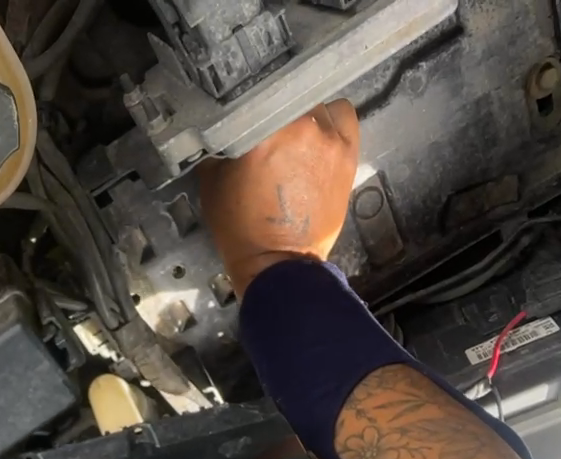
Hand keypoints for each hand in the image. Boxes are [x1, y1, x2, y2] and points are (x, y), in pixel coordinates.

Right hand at [197, 100, 360, 295]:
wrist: (277, 265)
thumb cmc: (242, 230)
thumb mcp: (212, 183)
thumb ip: (219, 146)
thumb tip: (222, 130)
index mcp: (263, 127)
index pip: (257, 90)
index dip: (251, 98)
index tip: (245, 109)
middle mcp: (301, 124)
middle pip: (290, 94)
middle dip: (279, 110)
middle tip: (269, 131)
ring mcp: (330, 139)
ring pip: (318, 104)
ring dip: (306, 116)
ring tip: (296, 137)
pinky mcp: (348, 155)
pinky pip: (344, 118)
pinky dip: (332, 124)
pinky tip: (320, 139)